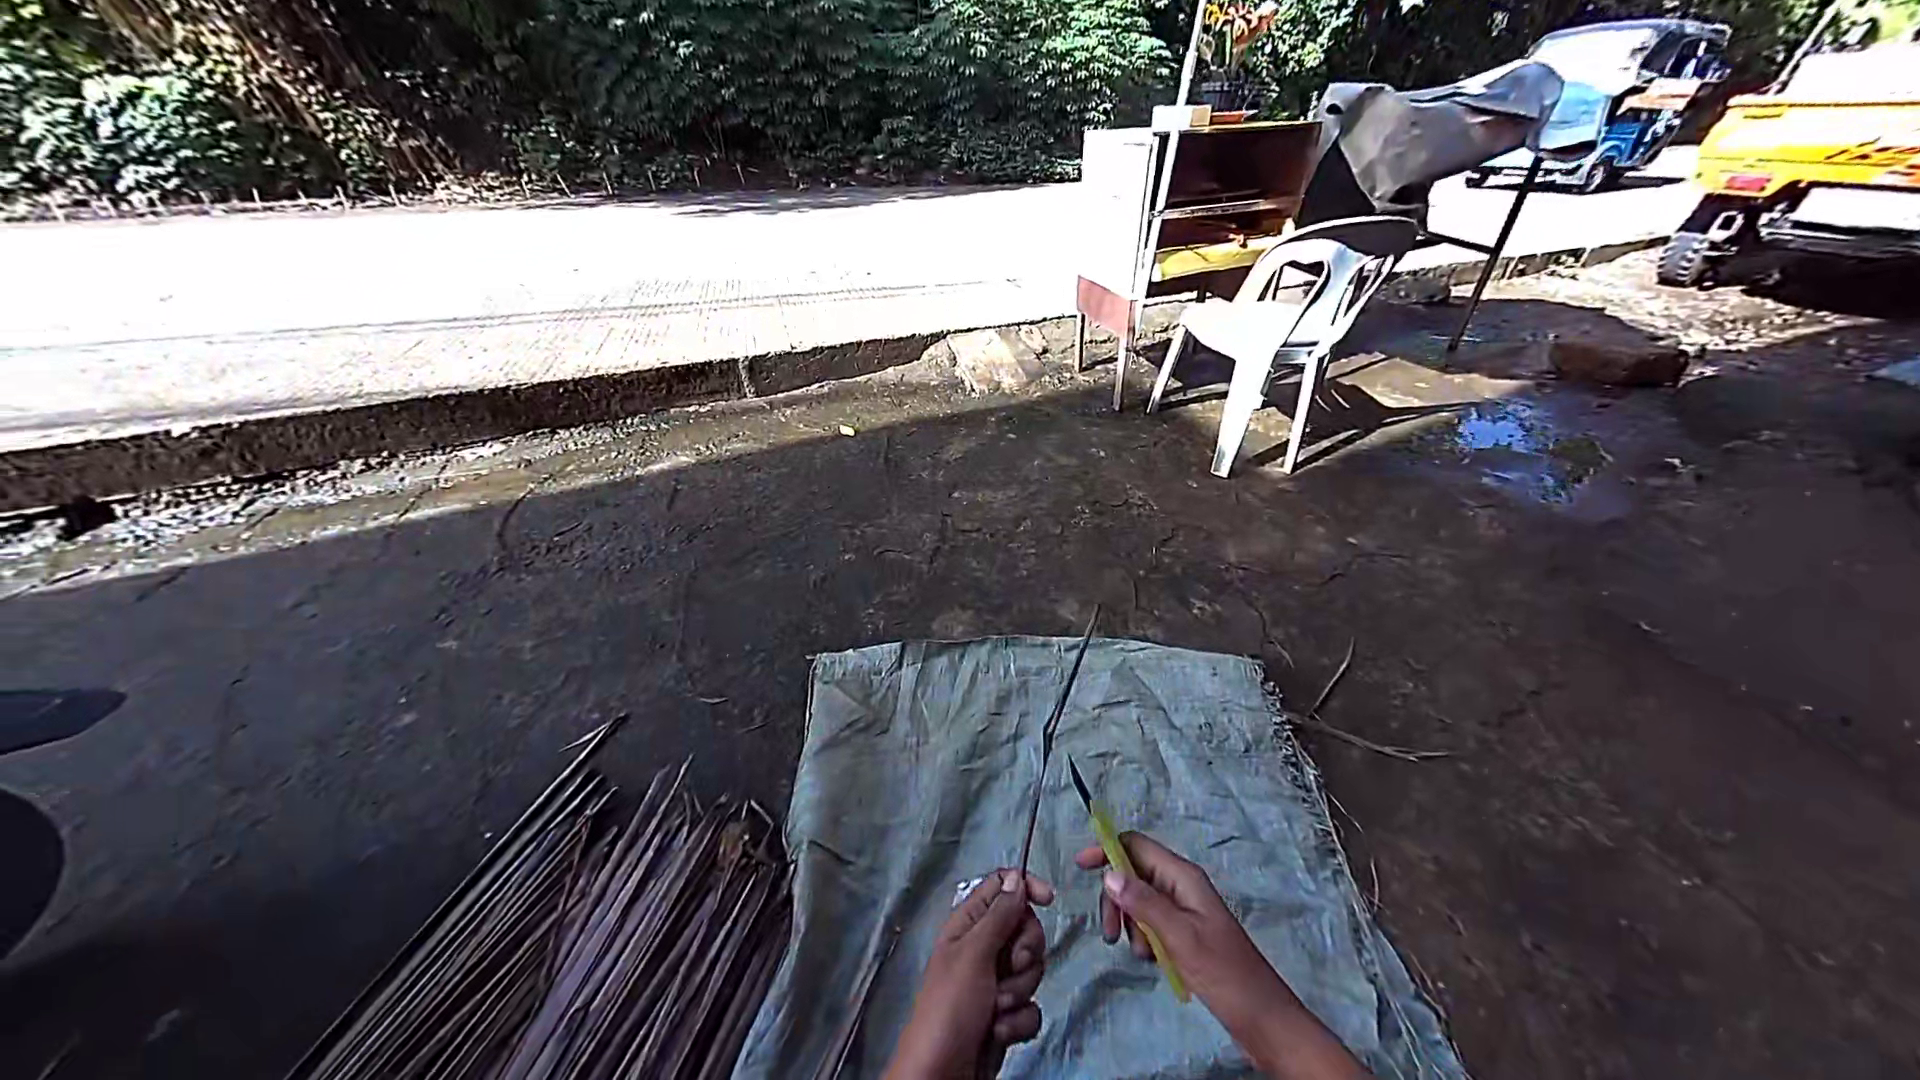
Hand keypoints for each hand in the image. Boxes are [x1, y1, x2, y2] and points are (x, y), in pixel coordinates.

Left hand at [882, 869, 1054, 1079]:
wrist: (942, 1077)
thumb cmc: (951, 1005)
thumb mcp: (974, 954)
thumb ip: (999, 915)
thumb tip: (1017, 876)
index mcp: (968, 923)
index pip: (1001, 887)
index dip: (1025, 887)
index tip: (1048, 899)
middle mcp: (983, 947)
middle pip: (1024, 927)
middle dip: (1025, 950)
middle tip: (1011, 966)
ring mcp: (995, 982)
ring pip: (1032, 968)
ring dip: (1019, 990)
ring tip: (996, 1007)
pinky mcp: (1006, 1015)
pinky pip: (1031, 1006)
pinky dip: (1019, 1020)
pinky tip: (999, 1031)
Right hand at [1075, 834, 1370, 1079]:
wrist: (1264, 1021)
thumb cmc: (1224, 973)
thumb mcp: (1179, 937)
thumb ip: (1143, 902)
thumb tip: (1109, 873)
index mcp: (1182, 876)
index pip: (1136, 845)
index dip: (1107, 849)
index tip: (1081, 866)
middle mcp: (1181, 886)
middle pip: (1133, 873)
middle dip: (1116, 898)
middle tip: (1112, 933)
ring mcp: (1184, 909)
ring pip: (1139, 899)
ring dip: (1130, 922)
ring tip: (1141, 953)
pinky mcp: (1185, 932)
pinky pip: (1151, 922)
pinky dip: (1143, 937)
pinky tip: (1152, 959)